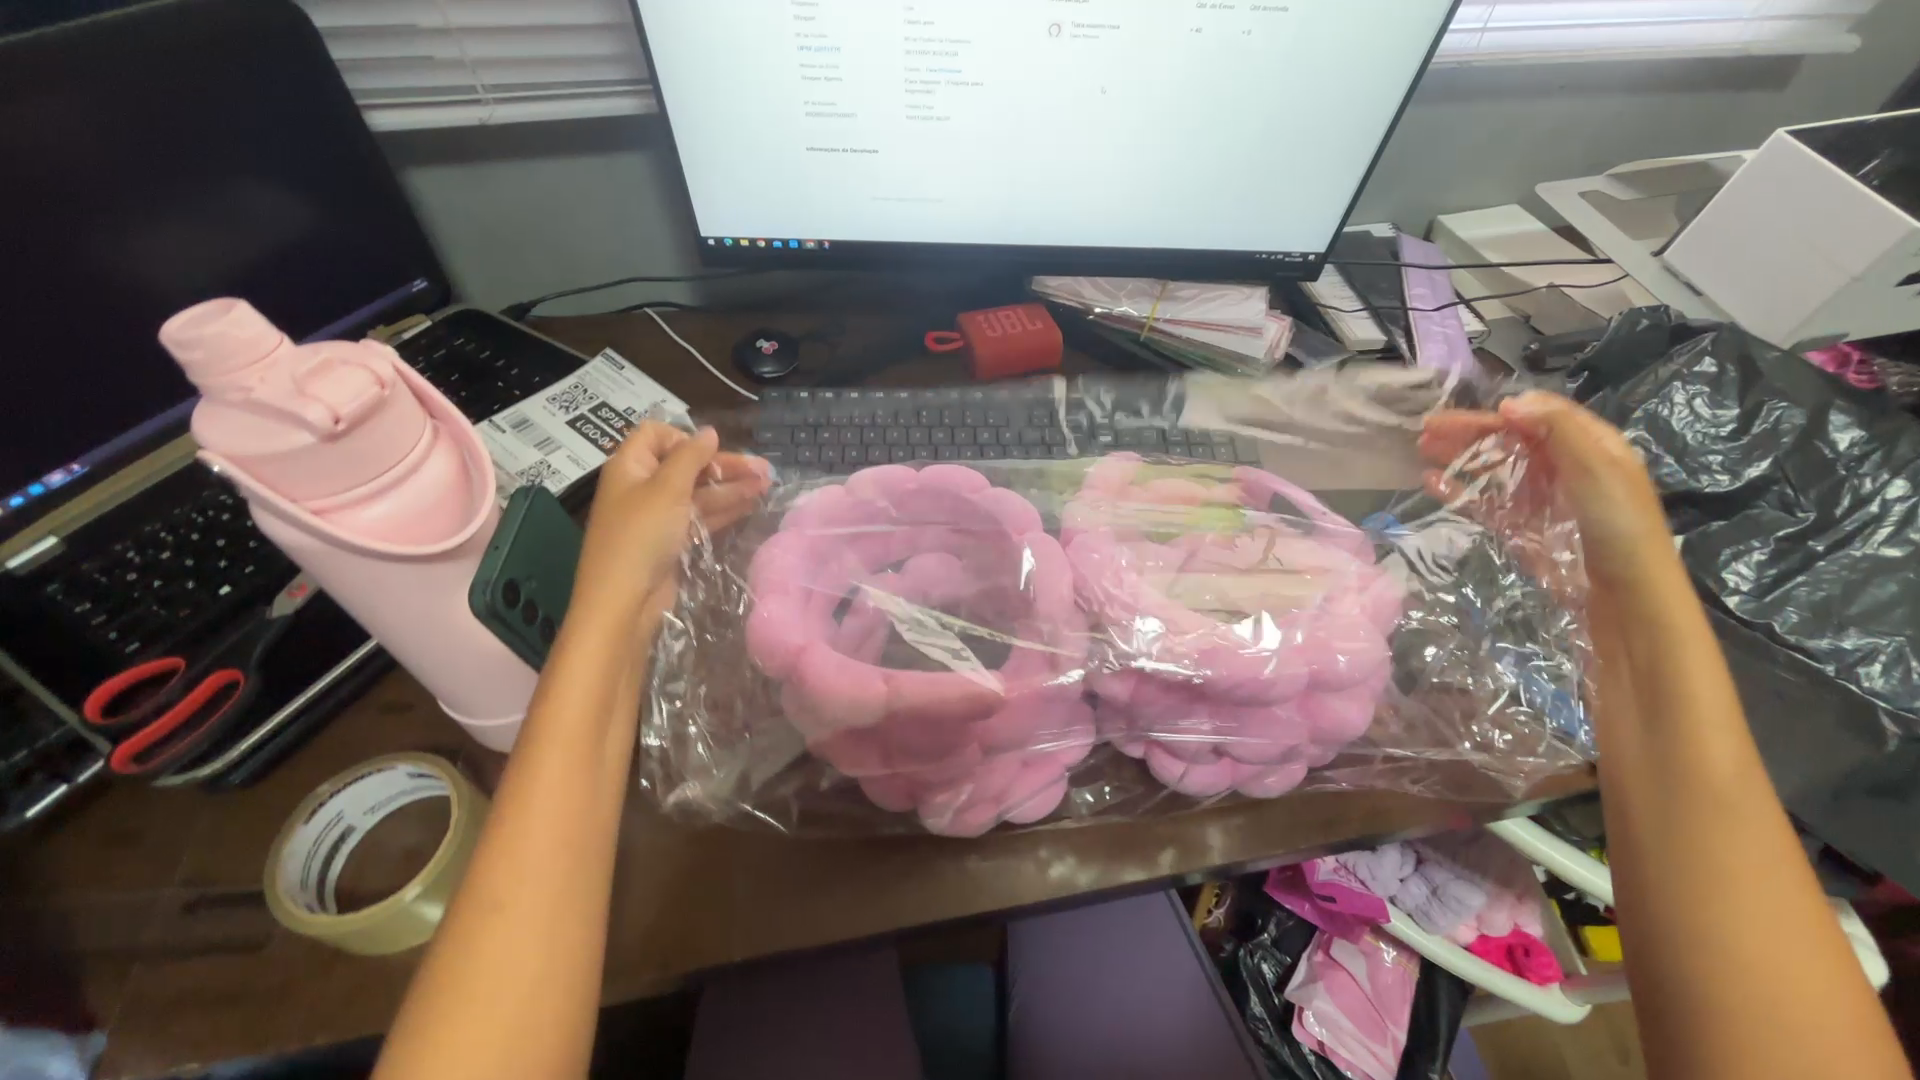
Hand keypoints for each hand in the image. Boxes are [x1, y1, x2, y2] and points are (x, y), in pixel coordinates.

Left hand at [567, 422, 770, 638]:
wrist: (624, 601)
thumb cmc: (640, 536)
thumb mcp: (666, 489)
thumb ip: (691, 457)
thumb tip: (709, 432)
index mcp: (630, 466)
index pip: (656, 434)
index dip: (685, 438)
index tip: (710, 452)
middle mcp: (643, 486)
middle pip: (686, 465)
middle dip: (724, 465)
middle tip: (764, 469)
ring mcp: (659, 516)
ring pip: (699, 493)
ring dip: (732, 487)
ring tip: (767, 486)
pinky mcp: (672, 540)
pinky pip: (701, 517)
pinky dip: (725, 509)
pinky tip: (752, 505)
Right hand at [1420, 391, 1674, 589]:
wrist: (1625, 592)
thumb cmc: (1618, 523)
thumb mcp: (1597, 467)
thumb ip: (1558, 429)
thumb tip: (1510, 403)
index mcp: (1589, 445)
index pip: (1538, 417)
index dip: (1501, 413)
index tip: (1462, 414)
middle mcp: (1563, 467)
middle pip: (1509, 441)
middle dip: (1468, 432)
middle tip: (1426, 428)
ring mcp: (1540, 498)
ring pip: (1492, 468)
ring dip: (1458, 456)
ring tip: (1422, 449)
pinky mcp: (1521, 527)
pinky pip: (1485, 501)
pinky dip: (1458, 490)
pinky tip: (1432, 483)